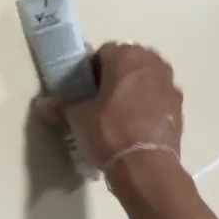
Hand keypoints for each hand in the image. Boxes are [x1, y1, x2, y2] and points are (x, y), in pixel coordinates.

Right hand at [34, 42, 184, 170]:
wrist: (146, 166)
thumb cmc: (109, 133)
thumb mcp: (79, 120)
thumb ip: (61, 107)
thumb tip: (40, 103)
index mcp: (126, 57)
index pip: (103, 52)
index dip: (90, 70)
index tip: (84, 90)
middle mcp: (152, 62)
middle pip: (128, 62)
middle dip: (114, 77)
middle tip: (100, 101)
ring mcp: (169, 83)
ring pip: (145, 79)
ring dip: (133, 89)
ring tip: (119, 115)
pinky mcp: (178, 105)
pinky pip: (157, 97)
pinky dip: (148, 105)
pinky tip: (136, 126)